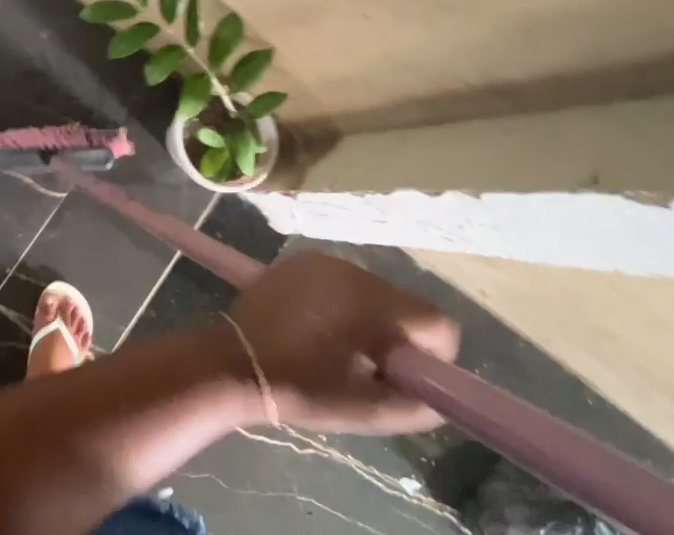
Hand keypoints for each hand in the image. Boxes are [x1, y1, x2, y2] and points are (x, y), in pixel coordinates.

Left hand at [221, 251, 459, 434]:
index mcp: (379, 304)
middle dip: (394, 336)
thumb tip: (436, 390)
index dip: (430, 355)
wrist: (235, 363)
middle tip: (362, 366)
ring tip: (332, 348)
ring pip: (370, 292)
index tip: (400, 375)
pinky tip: (310, 327)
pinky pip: (337, 281)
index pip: (439, 321)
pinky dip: (336, 302)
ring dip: (365, 318)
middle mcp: (355, 271)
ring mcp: (322, 261)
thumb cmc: (305, 388)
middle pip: (403, 304)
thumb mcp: (371, 411)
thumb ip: (420, 403)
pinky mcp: (296, 261)